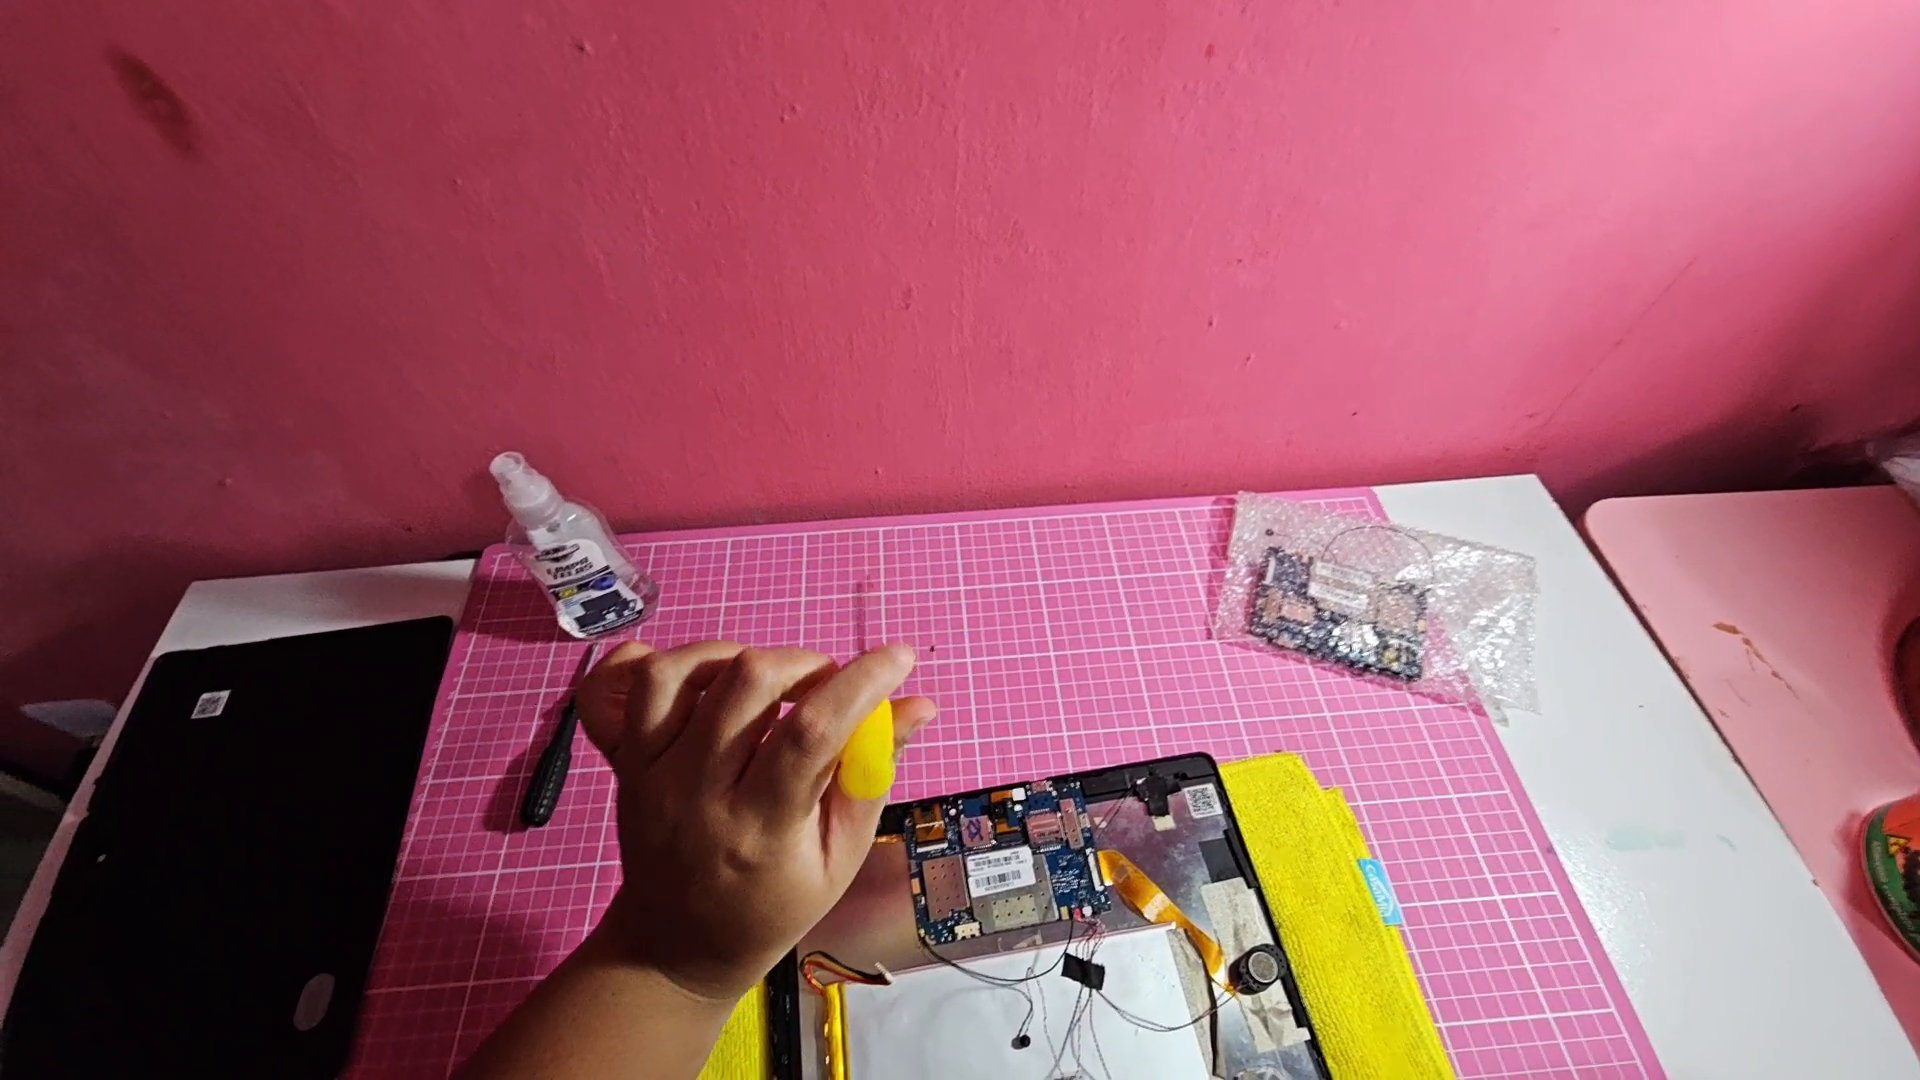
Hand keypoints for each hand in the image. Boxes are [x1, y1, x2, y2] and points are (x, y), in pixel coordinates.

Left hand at [573, 641, 935, 1001]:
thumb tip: (919, 704)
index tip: (899, 657)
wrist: (676, 947)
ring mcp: (648, 773)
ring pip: (680, 671)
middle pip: (746, 683)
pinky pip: (623, 685)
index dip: (862, 683)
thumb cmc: (773, 904)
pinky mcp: (622, 760)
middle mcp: (695, 793)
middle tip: (827, 687)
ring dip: (739, 658)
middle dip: (806, 665)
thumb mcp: (841, 856)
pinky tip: (708, 681)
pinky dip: (669, 662)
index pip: (812, 733)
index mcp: (759, 829)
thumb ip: (875, 774)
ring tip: (770, 682)